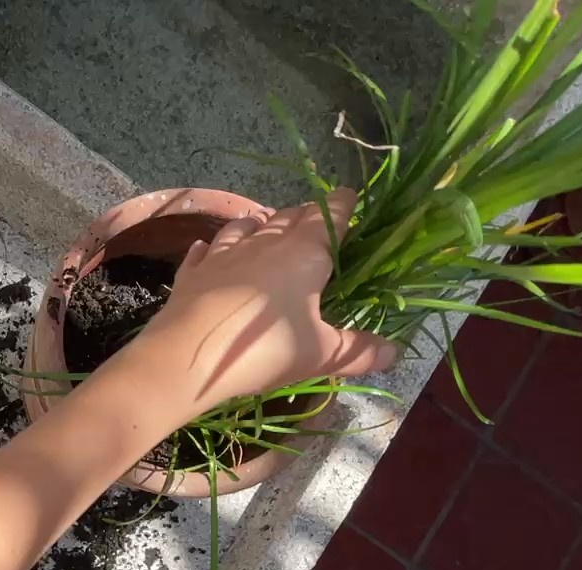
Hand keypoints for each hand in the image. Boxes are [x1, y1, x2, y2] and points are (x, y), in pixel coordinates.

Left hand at [100, 188, 395, 417]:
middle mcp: (263, 245)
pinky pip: (200, 254)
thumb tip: (395, 354)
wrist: (186, 360)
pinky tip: (205, 248)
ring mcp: (221, 258)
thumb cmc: (262, 351)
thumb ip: (356, 352)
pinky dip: (207, 249)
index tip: (350, 198)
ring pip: (242, 227)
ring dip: (256, 224)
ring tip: (262, 224)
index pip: (330, 217)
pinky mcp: (189, 276)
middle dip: (303, 214)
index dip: (343, 207)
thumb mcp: (318, 355)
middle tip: (311, 217)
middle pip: (287, 217)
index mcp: (304, 254)